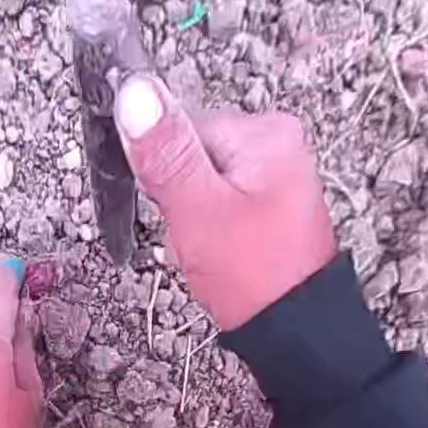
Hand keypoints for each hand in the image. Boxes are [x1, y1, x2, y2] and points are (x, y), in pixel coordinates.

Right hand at [114, 75, 338, 330]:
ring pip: (204, 192)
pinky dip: (213, 237)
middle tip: (202, 238)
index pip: (182, 129)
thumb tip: (134, 92)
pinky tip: (223, 258)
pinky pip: (221, 212)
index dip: (166, 176)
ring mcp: (276, 181)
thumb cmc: (255, 276)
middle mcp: (278, 147)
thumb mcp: (200, 211)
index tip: (179, 209)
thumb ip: (167, 154)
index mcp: (266, 133)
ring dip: (196, 226)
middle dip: (184, 206)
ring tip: (215, 253)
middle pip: (193, 161)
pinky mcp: (270, 212)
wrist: (293, 335)